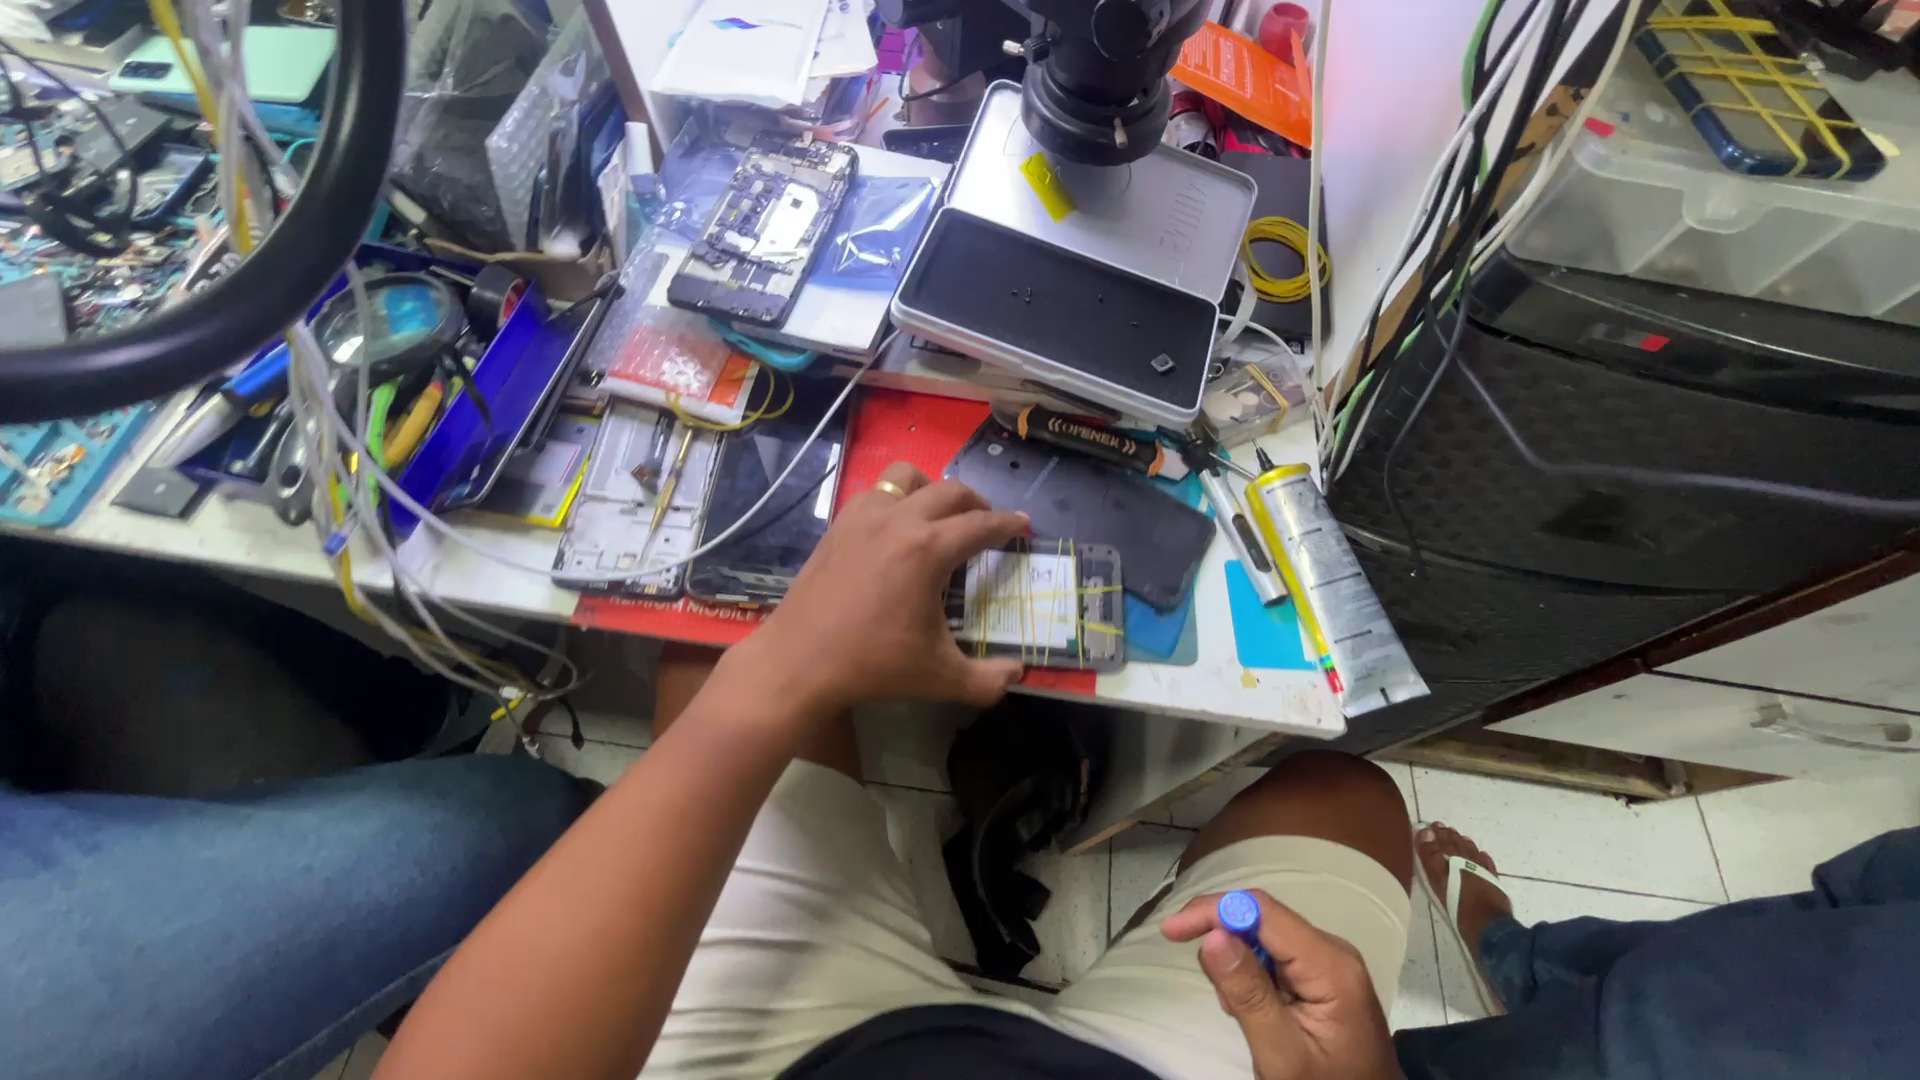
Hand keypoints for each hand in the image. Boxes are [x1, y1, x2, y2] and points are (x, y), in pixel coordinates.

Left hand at [731, 462, 1029, 713]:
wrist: (799, 660)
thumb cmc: (873, 665)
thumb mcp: (939, 678)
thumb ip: (987, 680)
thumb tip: (1018, 675)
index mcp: (929, 549)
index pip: (982, 525)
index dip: (1008, 524)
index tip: (1023, 524)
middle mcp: (899, 520)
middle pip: (951, 490)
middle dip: (977, 502)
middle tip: (988, 522)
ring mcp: (863, 517)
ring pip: (907, 476)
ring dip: (933, 488)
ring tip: (939, 514)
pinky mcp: (838, 525)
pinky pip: (875, 491)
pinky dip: (895, 497)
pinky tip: (894, 527)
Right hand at [1161, 889, 1401, 1079]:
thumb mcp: (1282, 1055)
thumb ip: (1248, 994)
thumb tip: (1211, 935)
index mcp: (1330, 964)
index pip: (1261, 910)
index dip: (1213, 910)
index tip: (1170, 932)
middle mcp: (1332, 950)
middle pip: (1261, 918)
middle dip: (1225, 943)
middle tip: (1217, 995)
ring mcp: (1328, 961)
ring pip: (1262, 935)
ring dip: (1238, 965)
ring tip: (1243, 1016)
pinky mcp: (1321, 973)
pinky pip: (1273, 954)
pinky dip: (1251, 975)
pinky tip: (1257, 1012)